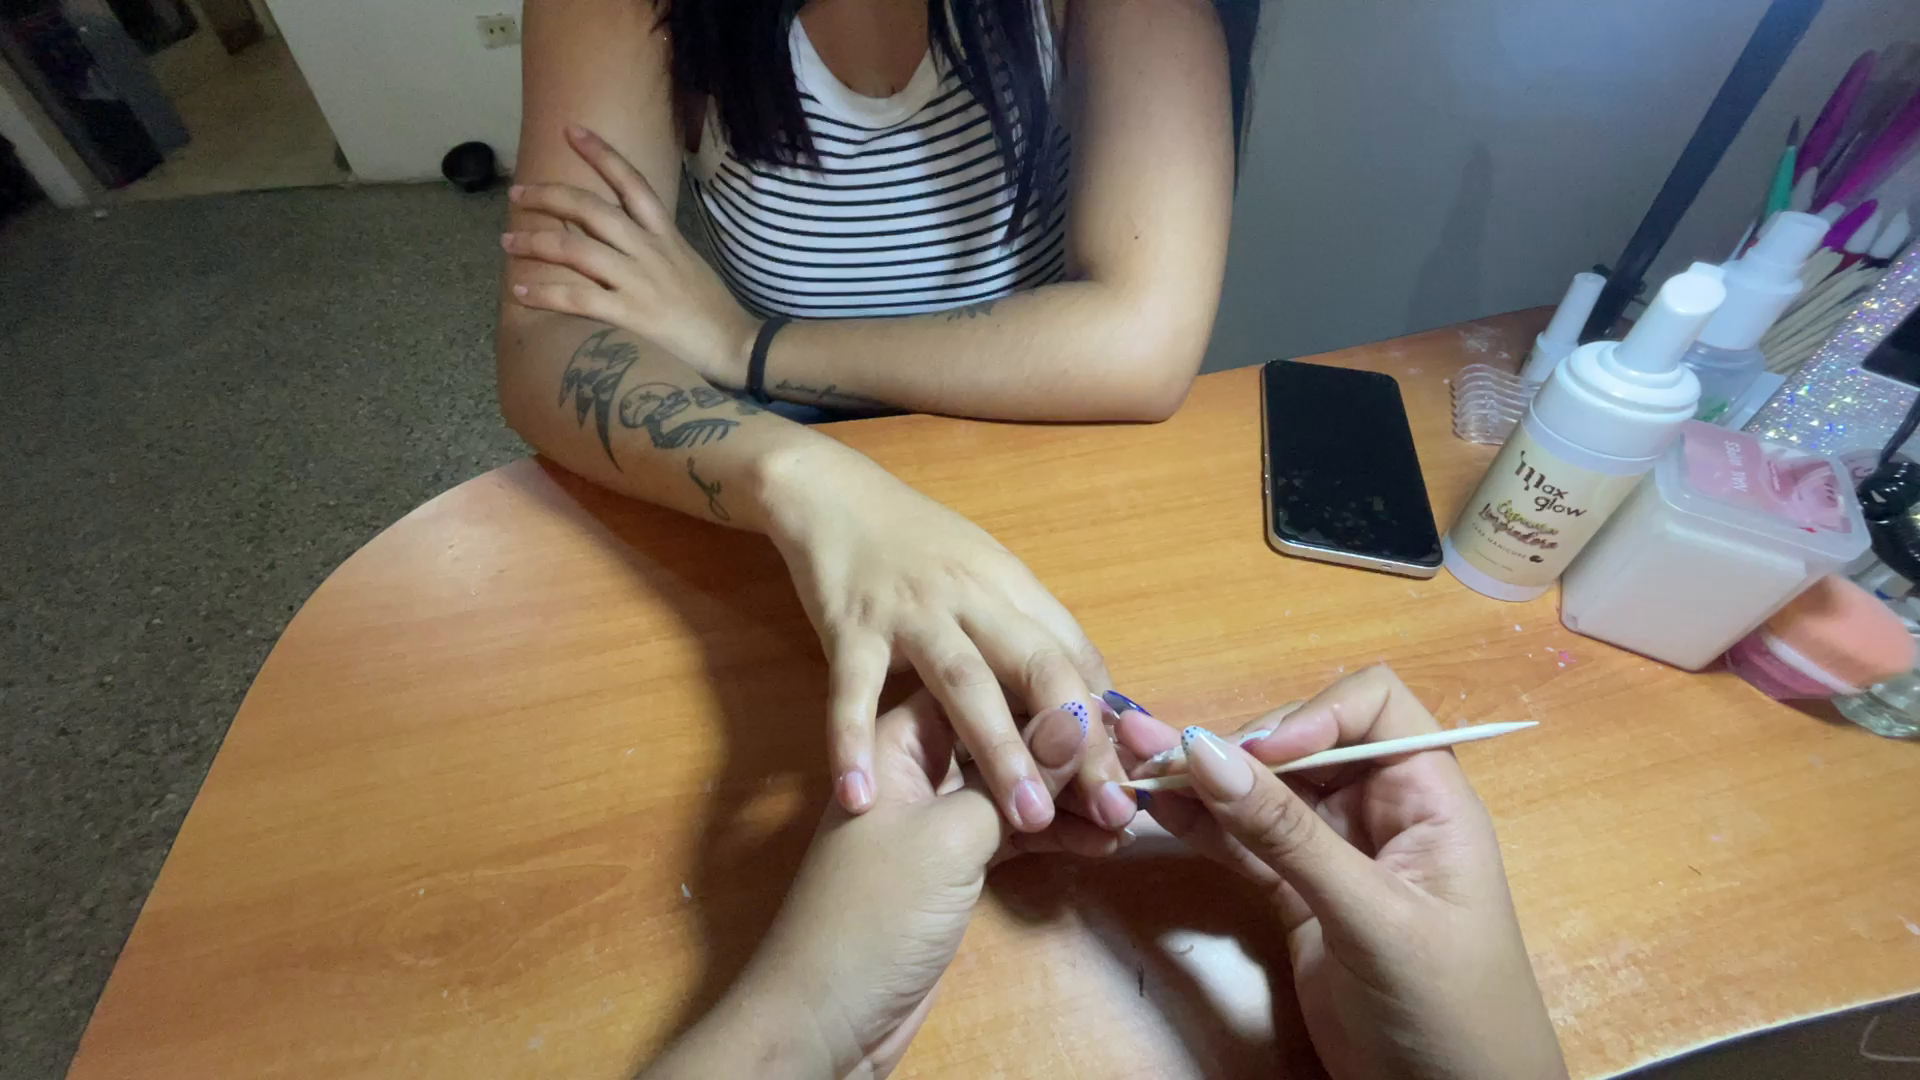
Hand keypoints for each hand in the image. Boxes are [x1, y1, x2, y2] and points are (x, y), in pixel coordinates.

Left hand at [502, 124, 758, 386]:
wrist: (739, 348)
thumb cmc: (716, 314)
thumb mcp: (691, 268)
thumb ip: (661, 250)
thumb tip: (629, 242)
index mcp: (667, 239)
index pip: (633, 184)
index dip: (601, 154)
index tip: (570, 130)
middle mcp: (650, 253)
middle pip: (591, 210)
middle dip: (549, 196)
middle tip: (518, 193)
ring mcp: (640, 283)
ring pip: (575, 249)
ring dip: (535, 242)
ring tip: (508, 241)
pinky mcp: (633, 315)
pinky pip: (578, 298)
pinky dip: (545, 292)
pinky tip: (521, 290)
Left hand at [707, 692, 1092, 1078]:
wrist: (827, 1018)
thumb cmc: (877, 910)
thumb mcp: (949, 837)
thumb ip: (1014, 776)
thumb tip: (1079, 717)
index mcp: (906, 736)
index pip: (984, 690)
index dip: (1045, 698)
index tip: (1108, 717)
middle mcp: (925, 762)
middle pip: (1006, 739)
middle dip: (1066, 756)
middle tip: (1128, 775)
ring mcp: (943, 812)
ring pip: (1016, 787)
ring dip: (1068, 801)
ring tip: (1126, 815)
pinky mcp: (959, 857)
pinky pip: (1015, 831)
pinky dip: (1053, 837)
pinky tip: (1101, 842)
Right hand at [763, 443, 1137, 841]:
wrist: (836, 497)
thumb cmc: (919, 539)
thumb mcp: (986, 571)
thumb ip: (1028, 627)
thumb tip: (1084, 690)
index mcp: (1010, 587)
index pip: (1074, 653)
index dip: (1105, 718)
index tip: (1129, 776)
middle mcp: (972, 599)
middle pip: (1037, 667)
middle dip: (1076, 741)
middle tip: (1106, 812)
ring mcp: (911, 612)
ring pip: (965, 680)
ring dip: (1000, 749)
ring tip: (1028, 819)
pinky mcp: (851, 626)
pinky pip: (853, 689)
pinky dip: (852, 740)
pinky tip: (859, 796)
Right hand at [1113, 666, 1565, 1079]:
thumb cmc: (1448, 1016)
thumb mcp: (1372, 919)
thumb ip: (1286, 834)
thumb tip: (1202, 750)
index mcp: (1425, 798)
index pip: (1372, 707)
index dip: (1313, 713)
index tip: (1260, 753)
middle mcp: (1374, 808)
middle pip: (1298, 742)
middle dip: (1236, 745)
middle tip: (1166, 756)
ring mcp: (1329, 846)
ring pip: (1258, 789)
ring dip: (1201, 777)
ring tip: (1138, 763)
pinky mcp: (1292, 885)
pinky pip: (1239, 837)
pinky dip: (1199, 822)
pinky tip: (1157, 808)